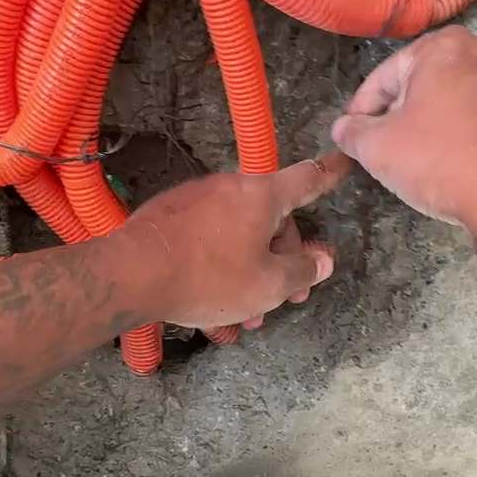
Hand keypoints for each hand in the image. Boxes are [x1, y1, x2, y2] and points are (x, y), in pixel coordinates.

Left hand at [119, 153, 350, 328]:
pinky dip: (219, 264)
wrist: (133, 274)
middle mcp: (229, 188)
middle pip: (270, 218)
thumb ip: (301, 272)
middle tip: (285, 297)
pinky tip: (212, 299)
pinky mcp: (169, 216)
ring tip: (245, 313)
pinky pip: (207, 238)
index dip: (329, 175)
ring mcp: (196, 199)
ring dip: (249, 269)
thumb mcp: (267, 286)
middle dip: (282, 258)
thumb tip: (322, 260)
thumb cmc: (209, 278)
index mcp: (261, 196)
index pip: (307, 179)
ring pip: (237, 234)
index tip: (343, 163)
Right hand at [331, 27, 476, 228]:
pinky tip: (449, 166)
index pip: (384, 76)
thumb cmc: (439, 161)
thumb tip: (343, 128)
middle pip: (419, 84)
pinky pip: (476, 119)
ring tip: (414, 162)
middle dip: (396, 116)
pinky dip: (456, 136)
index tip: (350, 137)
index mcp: (442, 46)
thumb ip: (353, 133)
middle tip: (381, 151)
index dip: (360, 110)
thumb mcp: (378, 149)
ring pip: (449, 101)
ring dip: (426, 127)